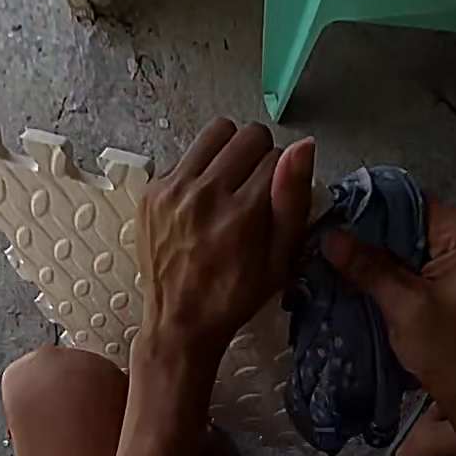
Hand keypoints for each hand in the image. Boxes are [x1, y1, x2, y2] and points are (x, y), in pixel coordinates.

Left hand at [137, 118, 314, 365]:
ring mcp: (173, 189)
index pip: (278, 158)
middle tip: (254, 191)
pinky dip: (200, 171)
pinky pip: (187, 156)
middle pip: (248, 136)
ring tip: (229, 186)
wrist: (180, 322)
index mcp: (241, 214)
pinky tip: (201, 204)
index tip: (274, 203)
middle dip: (260, 158)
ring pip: (217, 133)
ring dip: (230, 153)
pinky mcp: (152, 191)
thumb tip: (303, 147)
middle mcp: (205, 193)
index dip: (283, 178)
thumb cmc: (234, 298)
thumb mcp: (278, 262)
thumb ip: (293, 203)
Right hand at [321, 201, 455, 402]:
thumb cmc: (448, 351)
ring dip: (374, 256)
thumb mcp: (405, 306)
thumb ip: (369, 267)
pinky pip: (412, 264)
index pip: (407, 204)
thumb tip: (329, 236)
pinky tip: (357, 278)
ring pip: (406, 245)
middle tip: (323, 242)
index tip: (327, 222)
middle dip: (367, 236)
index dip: (366, 212)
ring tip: (333, 259)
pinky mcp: (450, 280)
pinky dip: (388, 272)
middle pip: (406, 222)